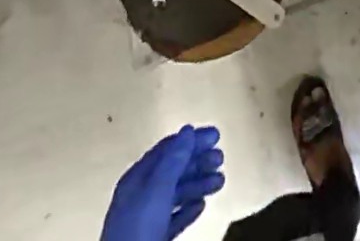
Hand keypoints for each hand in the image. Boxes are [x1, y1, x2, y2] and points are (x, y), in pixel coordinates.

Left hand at [101, 125, 225, 240]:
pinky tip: (202, 207)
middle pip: (173, 170)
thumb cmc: (139, 228)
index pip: (167, 149)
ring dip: (198, 184)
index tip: (216, 135)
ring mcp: (146, 218)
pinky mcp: (154, 239)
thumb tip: (188, 131)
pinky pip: (174, 219)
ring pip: (176, 194)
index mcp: (138, 177)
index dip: (191, 140)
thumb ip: (173, 162)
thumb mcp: (157, 191)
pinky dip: (188, 210)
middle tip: (222, 157)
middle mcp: (141, 194)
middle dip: (197, 161)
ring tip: (221, 180)